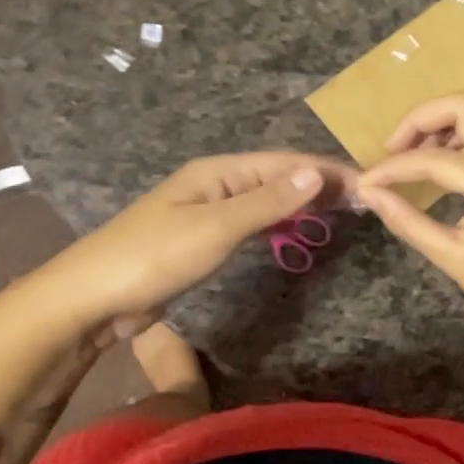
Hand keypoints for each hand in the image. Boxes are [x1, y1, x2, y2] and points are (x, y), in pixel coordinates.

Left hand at [39, 152, 357, 338]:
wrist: (92, 299)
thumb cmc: (153, 258)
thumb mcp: (216, 227)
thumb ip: (268, 201)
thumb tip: (316, 172)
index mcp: (218, 172)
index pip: (286, 164)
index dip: (329, 172)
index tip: (370, 183)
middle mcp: (217, 184)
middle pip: (280, 177)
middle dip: (323, 184)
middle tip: (368, 199)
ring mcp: (210, 211)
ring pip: (270, 199)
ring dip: (307, 202)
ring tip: (347, 211)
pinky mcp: (206, 239)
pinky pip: (256, 221)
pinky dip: (285, 222)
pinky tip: (301, 229)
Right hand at [358, 95, 463, 335]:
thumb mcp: (448, 254)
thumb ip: (406, 220)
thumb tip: (368, 192)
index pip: (434, 159)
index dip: (394, 167)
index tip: (368, 179)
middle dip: (422, 119)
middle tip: (395, 147)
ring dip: (446, 117)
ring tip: (418, 150)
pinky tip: (444, 155)